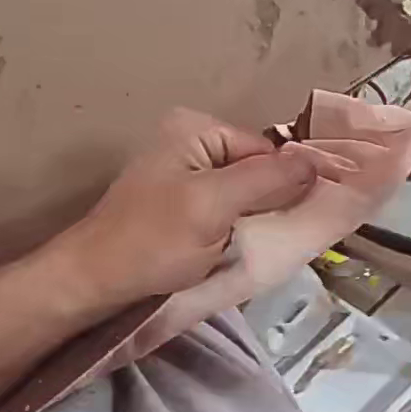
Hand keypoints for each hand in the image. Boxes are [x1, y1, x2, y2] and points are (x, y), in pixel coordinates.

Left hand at [50, 108, 323, 308]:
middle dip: (266, 204)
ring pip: (240, 196)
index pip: (265, 151)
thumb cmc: (152, 241)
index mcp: (196, 128)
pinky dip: (231, 230)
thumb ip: (268, 180)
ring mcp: (181, 174)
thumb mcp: (215, 205)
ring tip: (249, 247)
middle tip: (270, 238)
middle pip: (254, 171)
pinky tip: (229, 251)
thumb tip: (317, 161)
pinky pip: (221, 211)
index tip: (299, 221)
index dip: (286, 184)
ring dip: (250, 222)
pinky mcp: (177, 205)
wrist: (93, 283)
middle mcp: (189, 142)